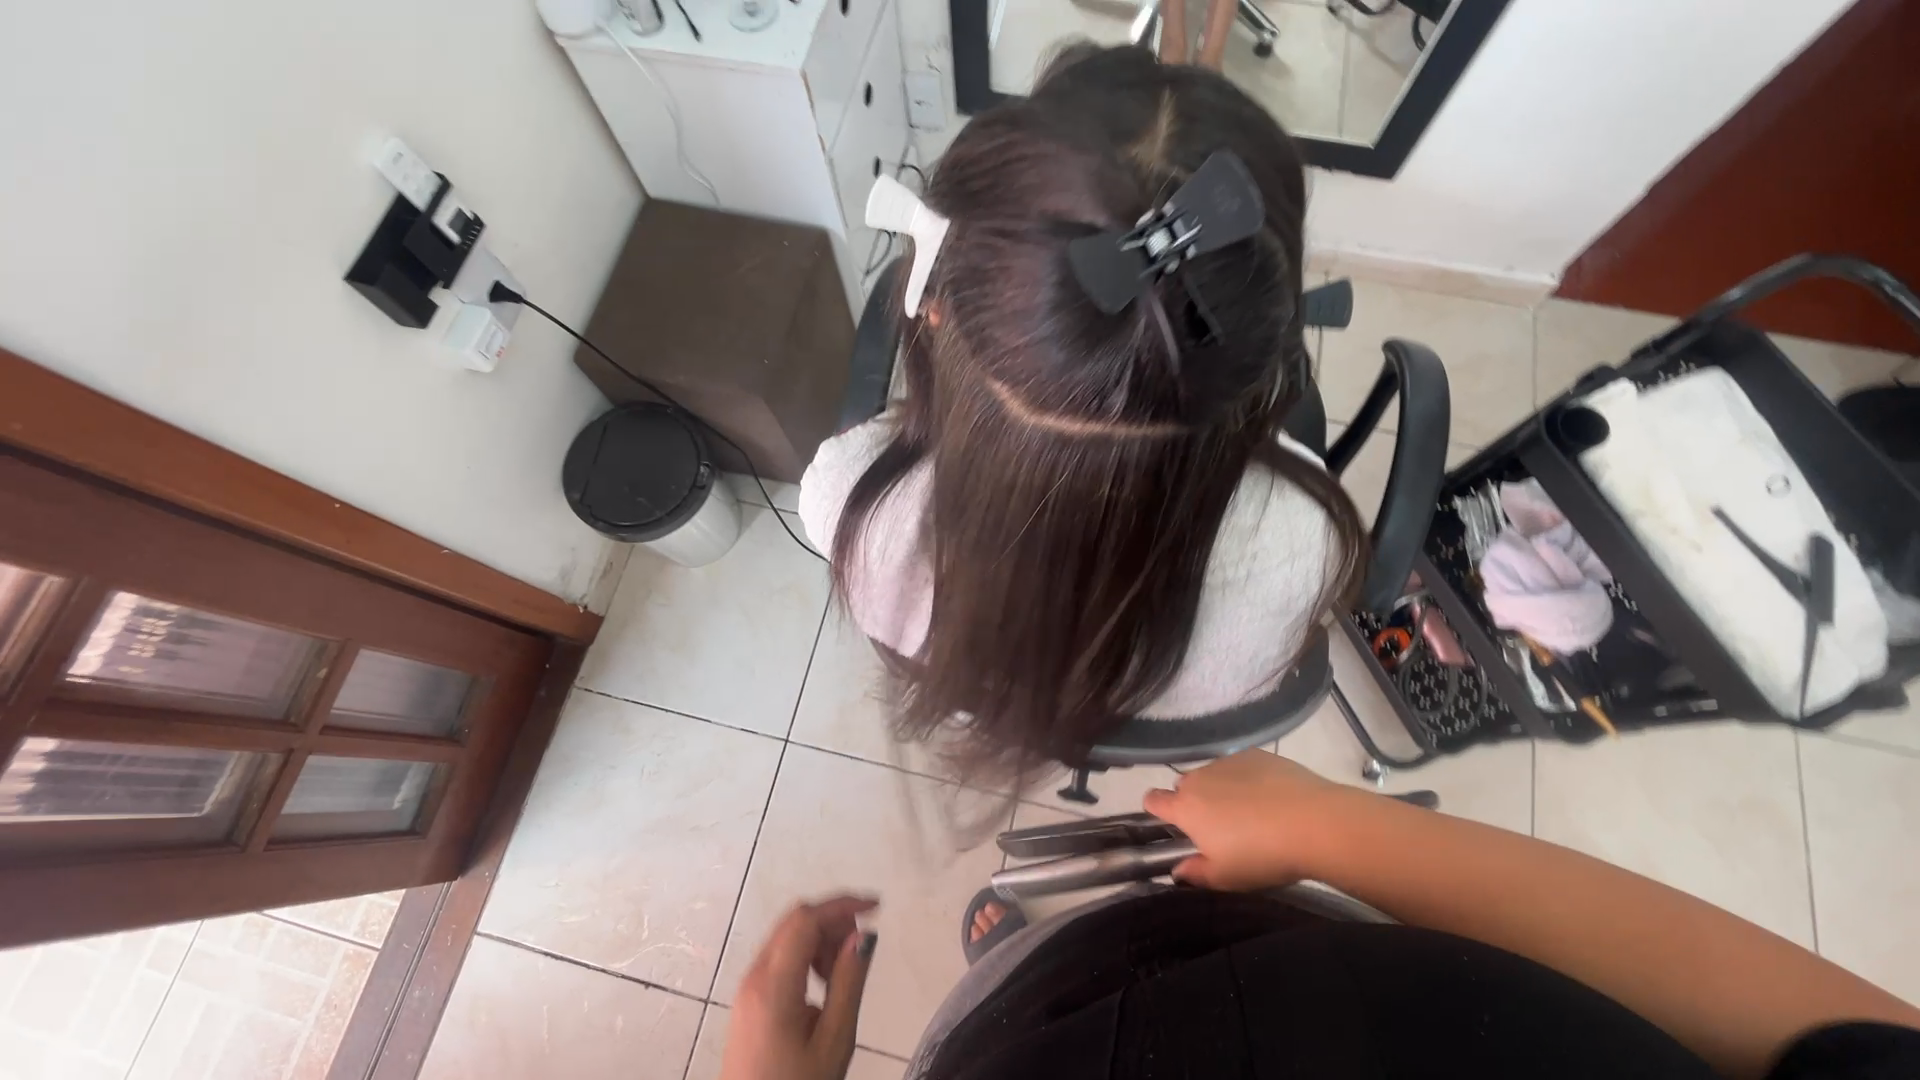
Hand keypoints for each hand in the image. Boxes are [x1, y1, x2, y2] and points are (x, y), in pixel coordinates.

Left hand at [720, 896, 878, 1079]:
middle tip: (860, 947)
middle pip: (795, 921)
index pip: (806, 919)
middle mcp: (754, 976)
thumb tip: (863, 934)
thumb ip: (848, 982)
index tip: (876, 907)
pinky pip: (779, 958)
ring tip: (842, 974)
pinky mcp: (748, 1000)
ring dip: (819, 939)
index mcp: (774, 984)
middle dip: (832, 921)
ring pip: (786, 937)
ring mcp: (747, 988)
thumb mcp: (833, 1041)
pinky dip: (805, 956)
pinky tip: (822, 985)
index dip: (842, 905)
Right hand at [1143, 749, 1359, 890]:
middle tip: (1220, 827)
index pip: (1153, 800)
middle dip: (1194, 802)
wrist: (1314, 823)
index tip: (1169, 820)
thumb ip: (1196, 873)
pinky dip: (1247, 778)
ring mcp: (1228, 762)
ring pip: (1213, 775)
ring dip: (1221, 789)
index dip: (1156, 808)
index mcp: (1186, 808)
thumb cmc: (1262, 855)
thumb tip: (1177, 871)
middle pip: (1184, 786)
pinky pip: (1240, 766)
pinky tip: (1271, 796)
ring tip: (1251, 812)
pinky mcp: (1256, 754)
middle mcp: (1199, 778)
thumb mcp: (1227, 877)